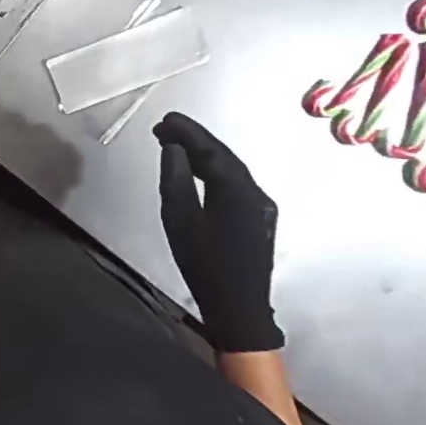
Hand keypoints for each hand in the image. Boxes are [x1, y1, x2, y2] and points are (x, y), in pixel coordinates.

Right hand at [152, 112, 282, 352]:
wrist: (239, 305)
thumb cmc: (203, 265)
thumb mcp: (179, 221)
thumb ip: (176, 181)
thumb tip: (174, 150)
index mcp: (235, 190)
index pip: (210, 150)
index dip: (187, 132)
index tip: (165, 120)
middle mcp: (254, 190)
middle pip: (223, 155)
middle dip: (195, 139)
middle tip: (166, 126)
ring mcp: (260, 203)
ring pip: (231, 168)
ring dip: (204, 154)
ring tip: (176, 145)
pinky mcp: (258, 215)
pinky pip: (235, 182)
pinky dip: (214, 170)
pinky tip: (198, 170)